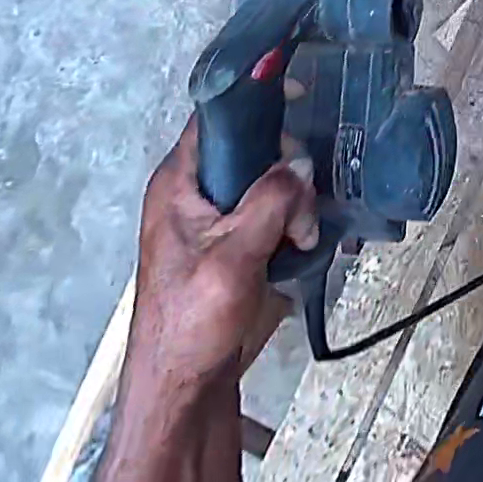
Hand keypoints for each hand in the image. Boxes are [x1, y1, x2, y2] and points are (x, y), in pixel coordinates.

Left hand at [124, 117, 317, 398]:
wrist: (185, 388)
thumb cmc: (193, 320)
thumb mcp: (234, 256)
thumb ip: (271, 201)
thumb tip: (302, 163)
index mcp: (180, 182)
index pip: (217, 117)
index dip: (256, 98)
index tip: (301, 94)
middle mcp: (198, 189)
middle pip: (257, 146)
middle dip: (288, 171)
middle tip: (299, 208)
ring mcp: (219, 213)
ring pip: (272, 176)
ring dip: (295, 201)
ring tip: (300, 237)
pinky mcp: (238, 235)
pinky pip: (276, 203)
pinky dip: (295, 216)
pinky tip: (303, 239)